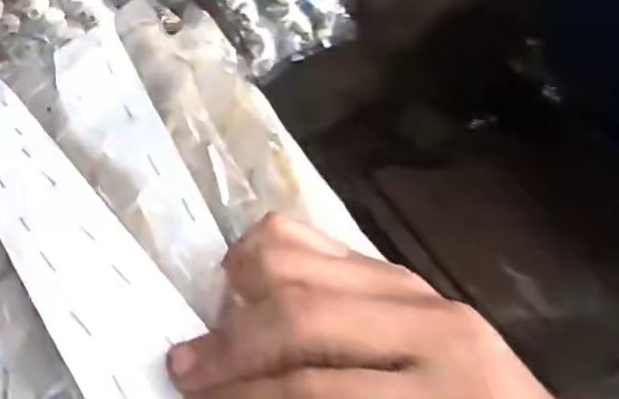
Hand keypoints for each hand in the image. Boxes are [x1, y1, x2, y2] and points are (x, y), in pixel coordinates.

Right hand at [168, 216, 550, 398]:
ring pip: (292, 256)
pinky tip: (244, 288)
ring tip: (213, 330)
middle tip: (184, 374)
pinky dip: (260, 255)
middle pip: (298, 317)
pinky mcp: (394, 271)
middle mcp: (435, 329)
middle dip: (229, 350)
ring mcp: (413, 287)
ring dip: (236, 295)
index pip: (314, 391)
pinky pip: (307, 236)